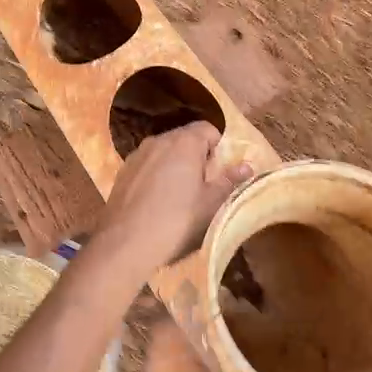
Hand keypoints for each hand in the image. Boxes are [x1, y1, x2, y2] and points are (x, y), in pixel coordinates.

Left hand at [97, 123, 253, 277]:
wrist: (125, 243)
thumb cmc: (177, 221)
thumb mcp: (211, 204)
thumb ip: (229, 181)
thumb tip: (248, 165)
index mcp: (184, 142)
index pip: (208, 128)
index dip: (218, 147)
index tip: (220, 172)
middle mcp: (159, 140)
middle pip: (185, 138)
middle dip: (197, 157)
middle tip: (204, 187)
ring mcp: (137, 154)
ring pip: (165, 152)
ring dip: (175, 165)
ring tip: (180, 196)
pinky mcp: (123, 171)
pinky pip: (148, 165)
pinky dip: (156, 175)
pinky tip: (156, 202)